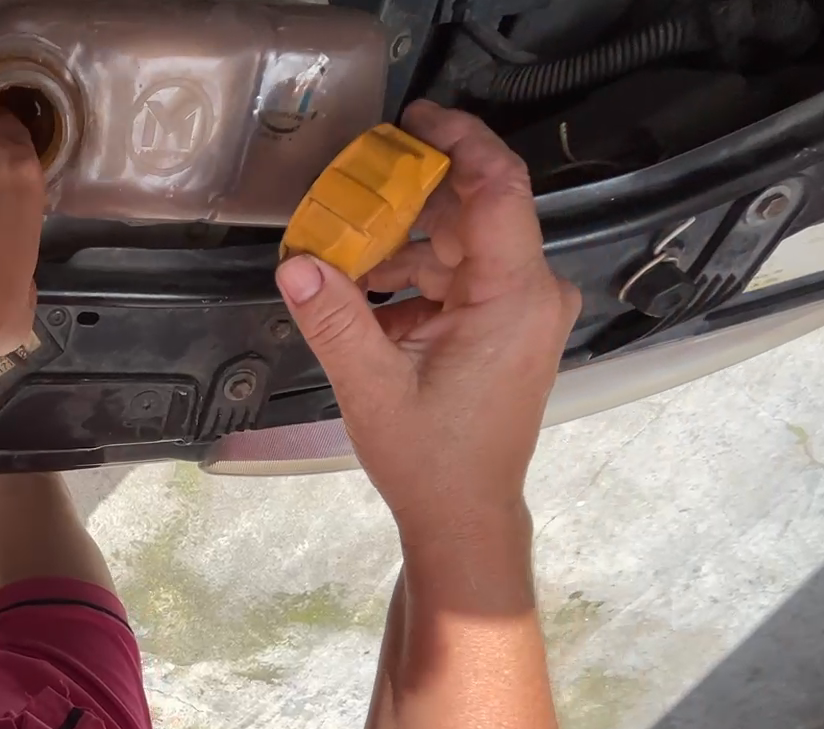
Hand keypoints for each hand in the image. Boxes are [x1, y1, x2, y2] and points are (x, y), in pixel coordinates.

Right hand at [276, 101, 580, 550]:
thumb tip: (293, 263)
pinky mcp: (502, 334)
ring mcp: (518, 315)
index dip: (458, 144)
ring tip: (343, 270)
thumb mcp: (369, 386)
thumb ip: (334, 320)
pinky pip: (456, 287)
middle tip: (350, 198)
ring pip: (459, 256)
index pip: (497, 193)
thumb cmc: (428, 457)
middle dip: (408, 208)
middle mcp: (530, 296)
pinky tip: (367, 310)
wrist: (462, 513)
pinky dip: (411, 289)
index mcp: (512, 299)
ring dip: (400, 256)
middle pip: (472, 220)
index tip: (413, 120)